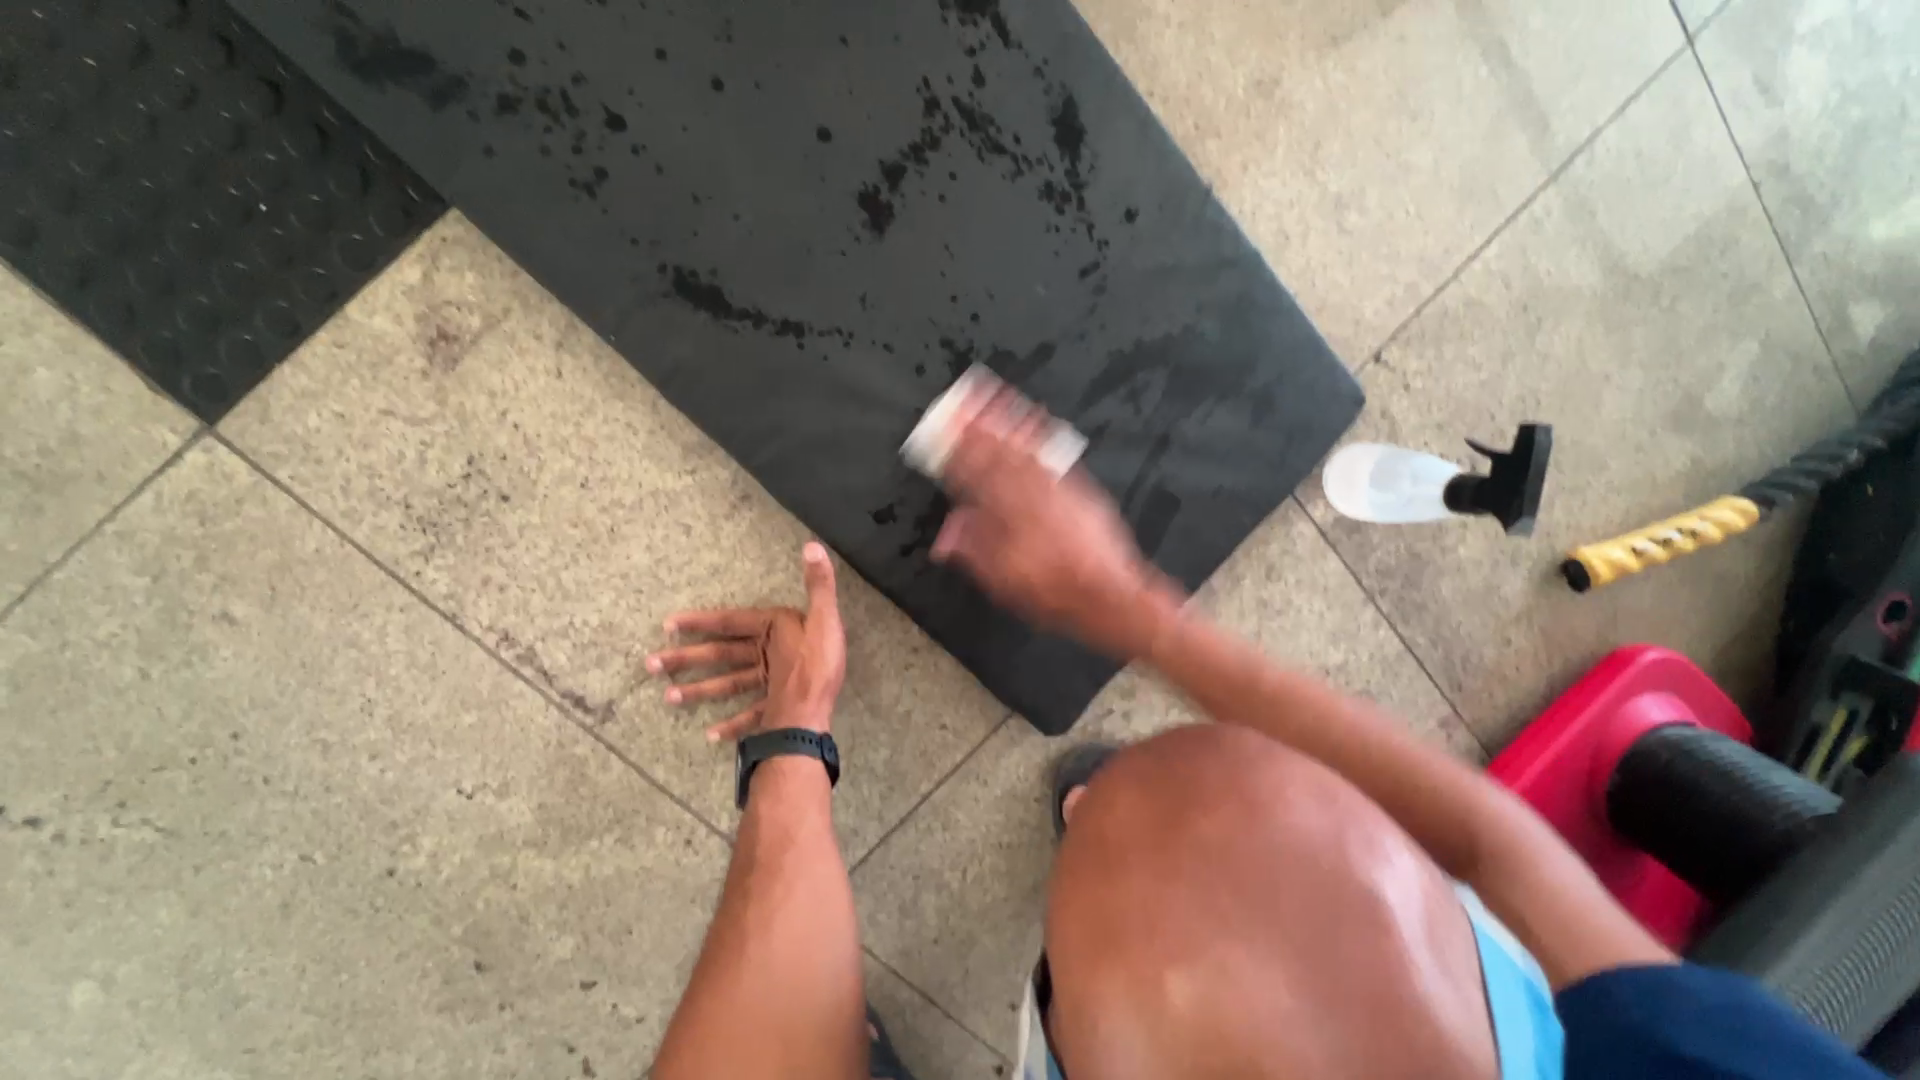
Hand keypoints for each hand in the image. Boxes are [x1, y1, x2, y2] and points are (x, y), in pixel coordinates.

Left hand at [649, 542, 846, 739]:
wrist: (816, 708)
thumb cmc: (819, 663)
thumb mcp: (825, 617)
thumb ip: (819, 583)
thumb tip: (811, 545)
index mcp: (770, 630)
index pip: (728, 621)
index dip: (699, 620)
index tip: (667, 625)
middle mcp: (761, 655)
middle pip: (719, 655)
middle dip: (684, 658)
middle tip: (649, 665)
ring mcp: (765, 684)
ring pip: (727, 685)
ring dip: (698, 691)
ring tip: (667, 697)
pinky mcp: (774, 708)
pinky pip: (750, 716)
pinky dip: (732, 727)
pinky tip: (711, 735)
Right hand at [931, 384, 1184, 658]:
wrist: (1110, 594)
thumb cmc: (1055, 591)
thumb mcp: (1002, 579)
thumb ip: (972, 549)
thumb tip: (947, 532)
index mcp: (1006, 512)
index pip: (972, 474)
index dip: (955, 450)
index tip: (942, 429)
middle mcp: (1031, 491)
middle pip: (998, 451)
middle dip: (978, 424)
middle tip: (964, 398)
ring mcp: (1057, 486)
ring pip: (1025, 445)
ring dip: (1007, 418)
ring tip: (994, 394)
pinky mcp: (1079, 488)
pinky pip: (1052, 451)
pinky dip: (1039, 430)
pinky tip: (1036, 417)